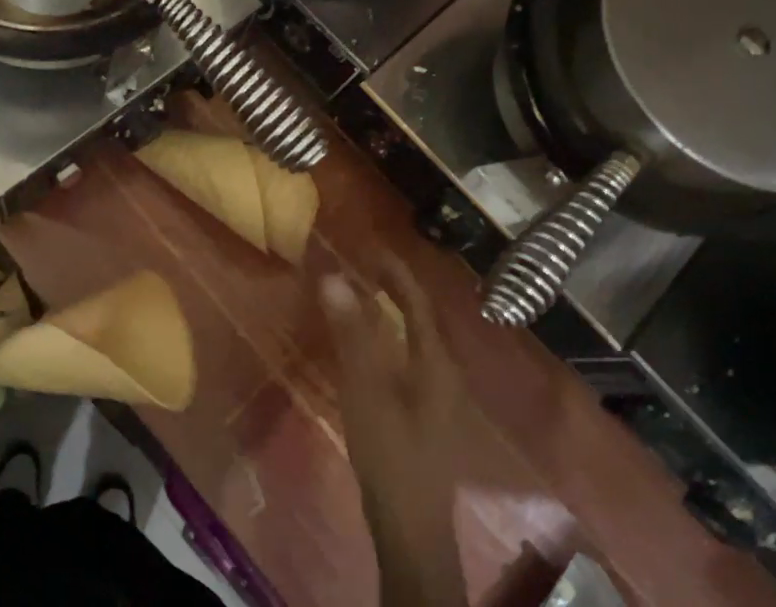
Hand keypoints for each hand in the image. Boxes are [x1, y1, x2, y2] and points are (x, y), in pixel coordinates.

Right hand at [320, 258, 468, 606]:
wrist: (411, 526)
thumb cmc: (392, 452)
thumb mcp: (365, 389)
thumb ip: (352, 334)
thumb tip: (333, 277)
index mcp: (435, 362)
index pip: (417, 302)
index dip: (395, 272)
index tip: (368, 248)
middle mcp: (442, 373)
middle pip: (420, 319)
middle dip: (394, 290)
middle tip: (361, 268)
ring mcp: (436, 398)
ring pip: (414, 342)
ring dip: (390, 315)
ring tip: (361, 299)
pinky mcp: (423, 416)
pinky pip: (406, 361)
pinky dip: (387, 341)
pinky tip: (368, 352)